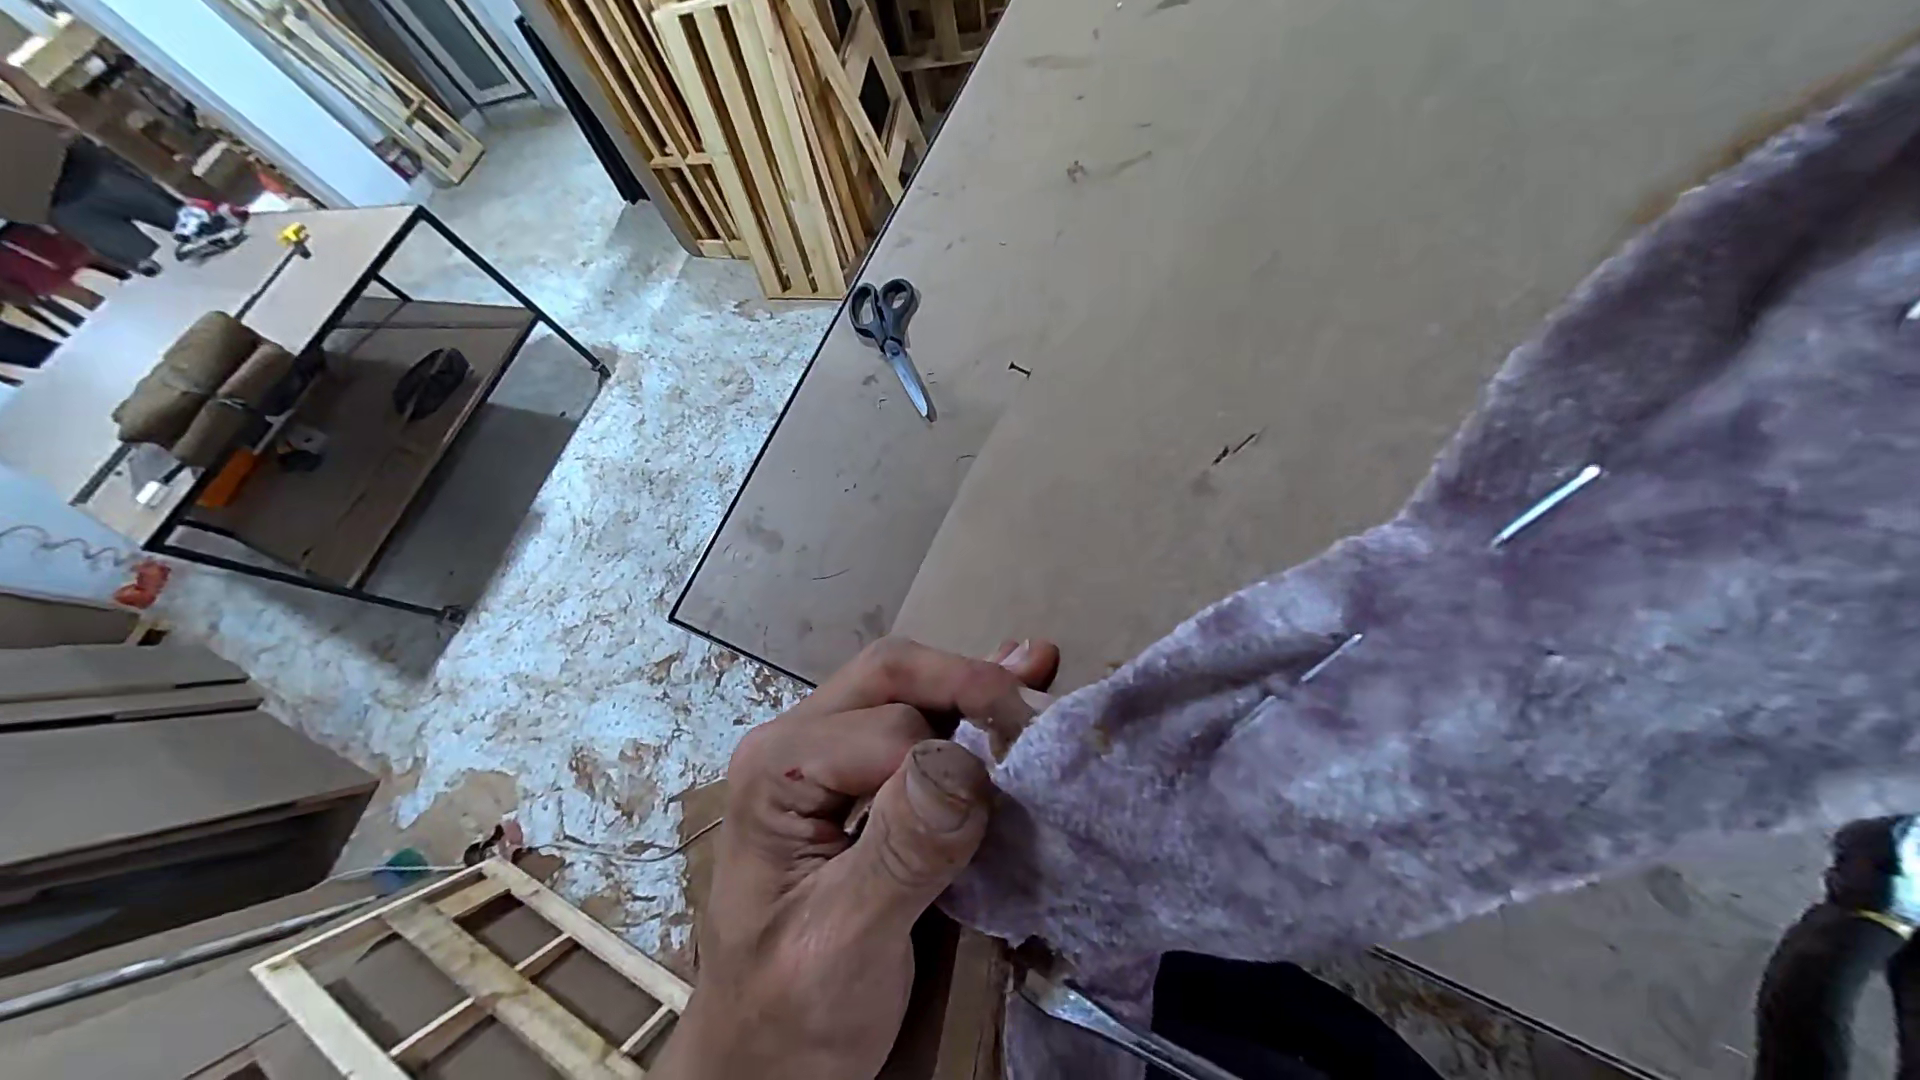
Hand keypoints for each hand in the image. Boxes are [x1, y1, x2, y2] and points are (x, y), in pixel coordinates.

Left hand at [652, 636, 1059, 1079]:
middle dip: (969, 684)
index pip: (889, 728)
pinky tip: (1006, 682)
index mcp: (775, 770)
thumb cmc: (793, 1010)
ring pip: (906, 685)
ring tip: (1034, 678)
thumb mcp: (848, 942)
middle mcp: (792, 739)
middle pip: (892, 675)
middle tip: (1036, 712)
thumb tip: (961, 765)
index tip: (1023, 779)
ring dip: (972, 687)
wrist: (766, 1052)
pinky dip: (964, 703)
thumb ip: (902, 852)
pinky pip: (911, 714)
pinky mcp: (850, 769)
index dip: (958, 747)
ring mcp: (820, 749)